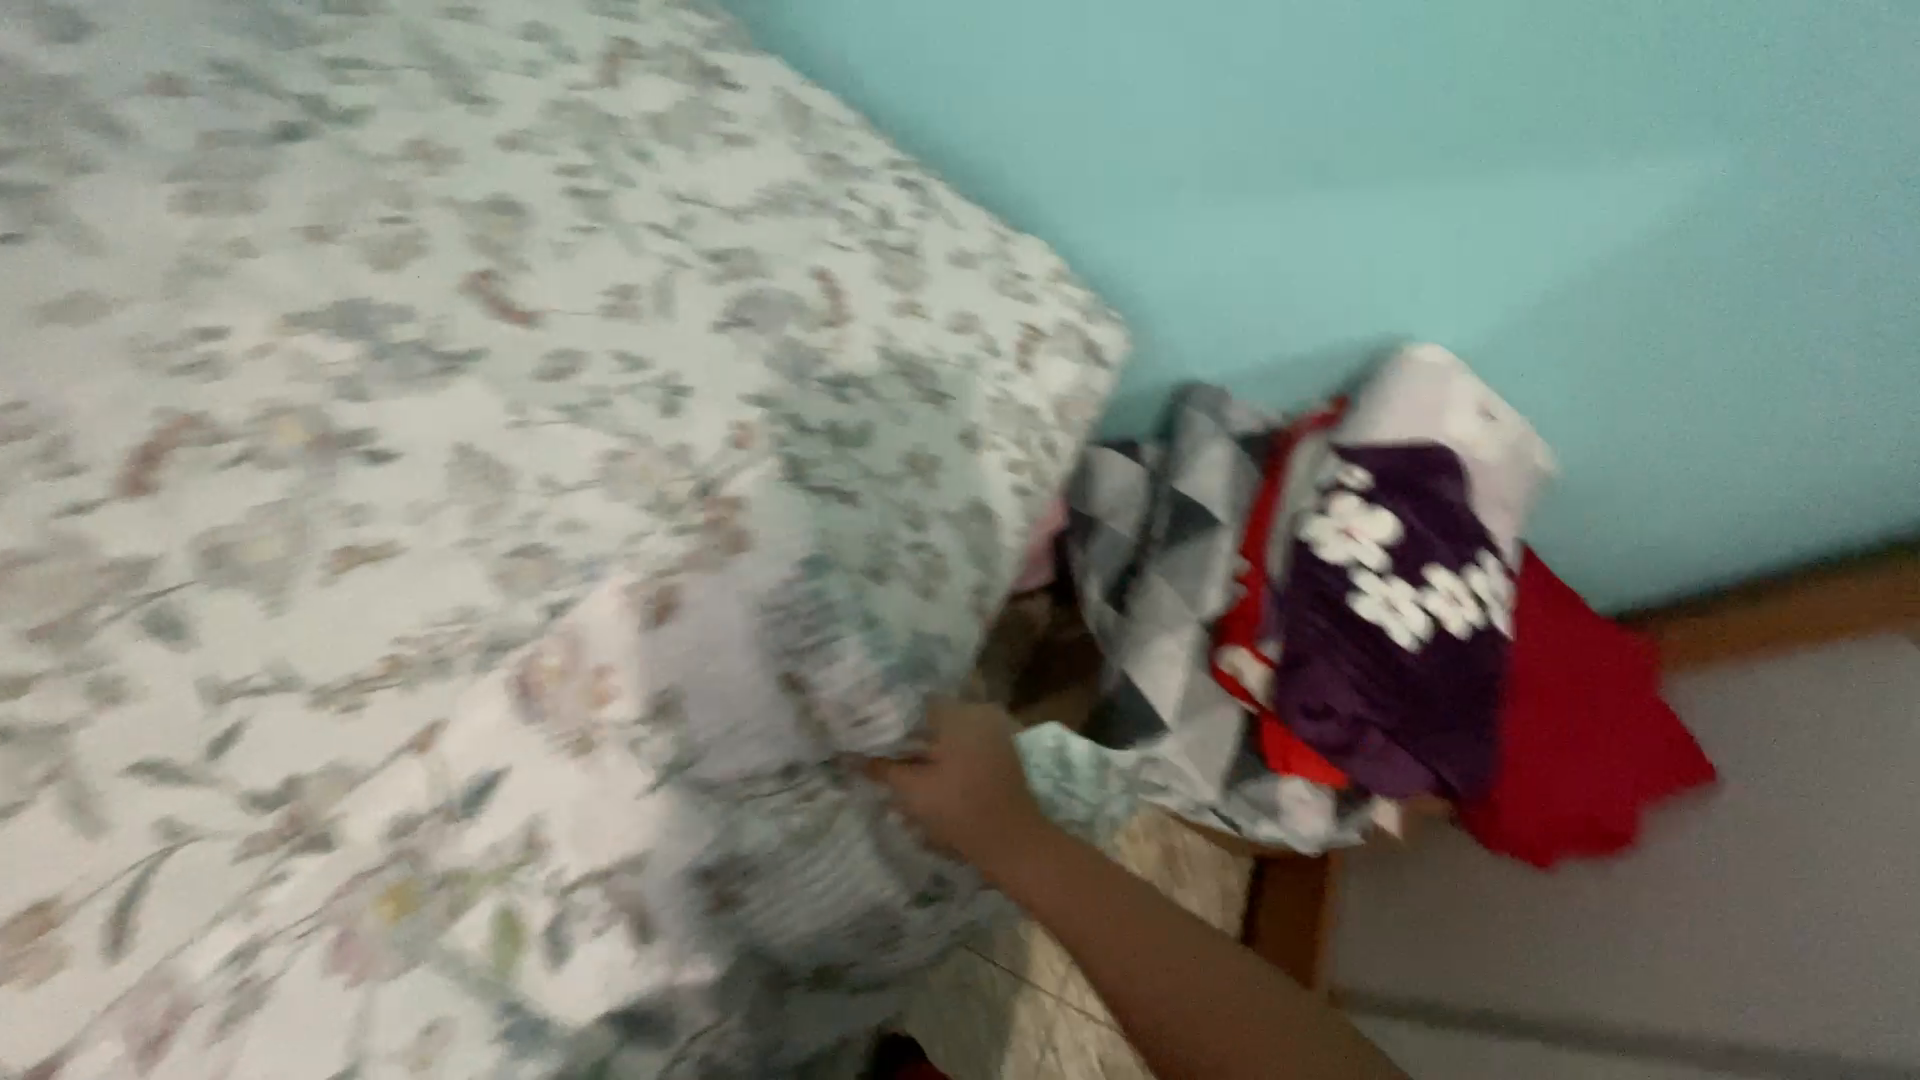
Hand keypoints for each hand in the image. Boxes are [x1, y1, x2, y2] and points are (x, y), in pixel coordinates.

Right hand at [864, 701, 1051, 874]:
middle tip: (876, 744)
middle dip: (905, 731)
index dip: (888, 714)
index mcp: (960, 712)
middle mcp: (980, 712)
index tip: (866, 725)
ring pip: (948, 730)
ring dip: (924, 743)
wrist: (1012, 843)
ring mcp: (995, 731)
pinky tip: (923, 768)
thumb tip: (847, 756)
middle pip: (932, 715)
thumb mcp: (913, 790)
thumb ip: (880, 768)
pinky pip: (965, 742)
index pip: (914, 701)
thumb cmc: (960, 810)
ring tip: (895, 757)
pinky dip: (944, 752)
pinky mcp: (1000, 751)